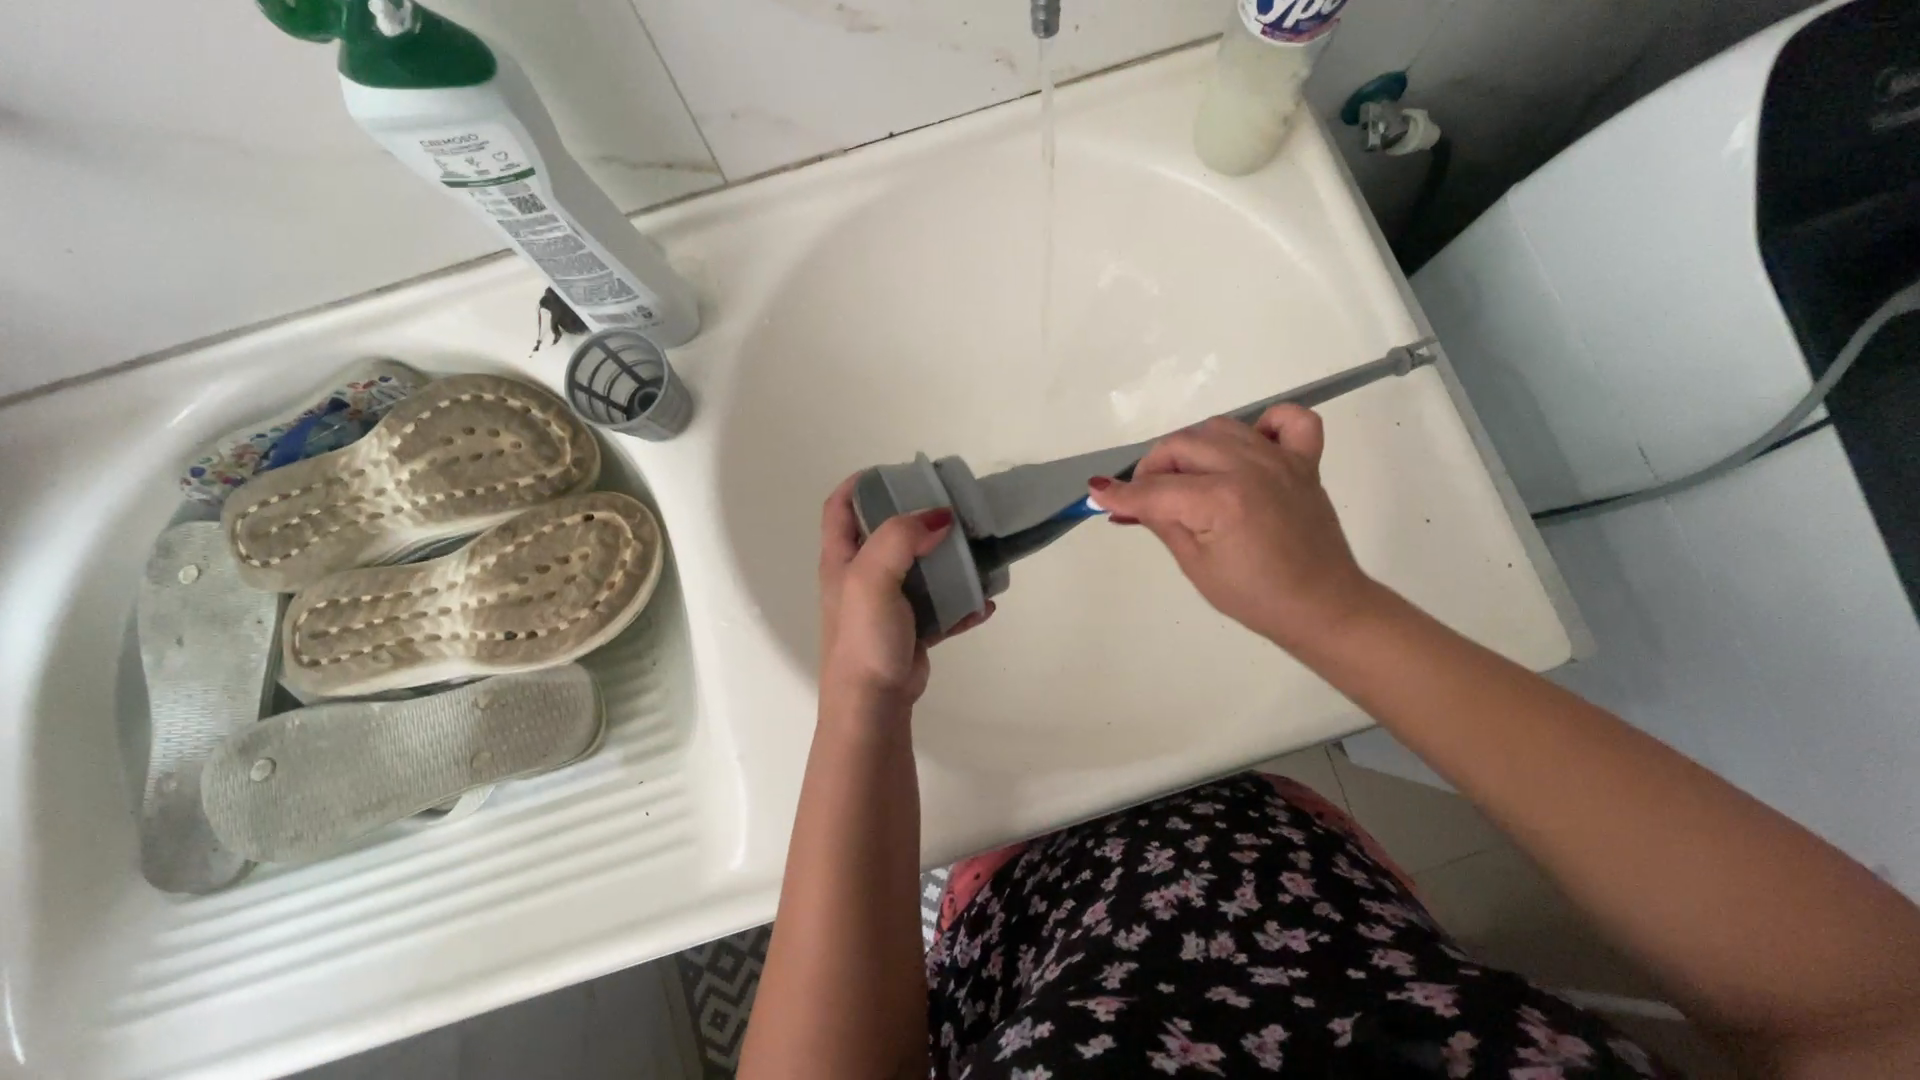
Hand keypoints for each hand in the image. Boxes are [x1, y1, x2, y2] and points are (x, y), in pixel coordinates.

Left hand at [818, 474, 993, 712]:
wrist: (873, 703)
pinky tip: (985, 602)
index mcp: (842, 559)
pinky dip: (963, 605)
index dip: (860, 483)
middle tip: (952, 505)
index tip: (894, 471)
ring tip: (979, 550)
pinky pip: (942, 610)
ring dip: (949, 560)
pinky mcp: (913, 631)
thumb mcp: (872, 575)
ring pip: (922, 570)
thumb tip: (939, 516)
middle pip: (889, 534)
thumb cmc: (863, 635)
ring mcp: (889, 605)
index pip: (840, 508)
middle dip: (918, 517)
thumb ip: (901, 537)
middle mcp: (863, 577)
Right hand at [1089, 406, 1380, 649]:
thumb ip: (1159, 520)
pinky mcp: (1304, 460)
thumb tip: (1119, 498)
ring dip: (1193, 447)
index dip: (1121, 494)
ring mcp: (1280, 459)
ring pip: (1219, 428)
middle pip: (1181, 445)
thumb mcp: (1194, 564)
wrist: (1321, 606)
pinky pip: (1287, 420)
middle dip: (1153, 468)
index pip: (1155, 488)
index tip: (1097, 495)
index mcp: (1221, 499)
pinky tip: (1248, 449)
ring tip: (1187, 479)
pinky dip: (1265, 425)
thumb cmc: (1254, 597)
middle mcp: (1249, 468)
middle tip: (1146, 500)